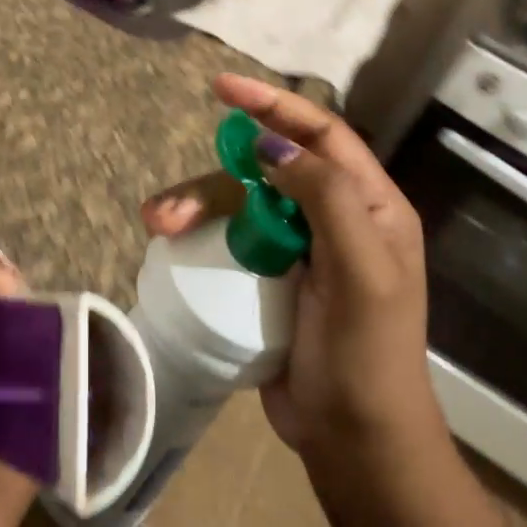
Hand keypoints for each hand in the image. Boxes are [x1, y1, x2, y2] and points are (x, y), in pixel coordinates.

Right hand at [143, 75, 502, 526]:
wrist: (355, 438)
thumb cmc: (368, 353)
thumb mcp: (361, 270)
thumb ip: (324, 196)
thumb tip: (271, 142)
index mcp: (369, 206)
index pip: (321, 135)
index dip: (273, 105)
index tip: (222, 87)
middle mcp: (333, 217)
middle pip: (267, 170)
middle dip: (217, 176)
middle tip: (169, 207)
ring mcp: (298, 249)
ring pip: (240, 203)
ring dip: (197, 206)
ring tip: (157, 225)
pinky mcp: (268, 278)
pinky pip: (230, 238)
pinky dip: (200, 232)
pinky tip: (170, 241)